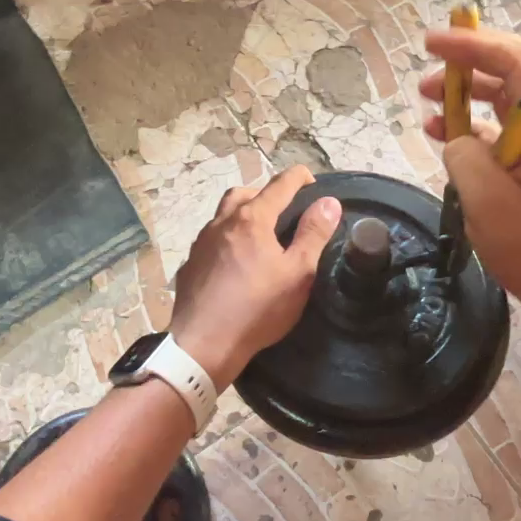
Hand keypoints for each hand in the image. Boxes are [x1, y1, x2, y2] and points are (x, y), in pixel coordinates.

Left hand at [169, 165, 342, 389]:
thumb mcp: (297, 273)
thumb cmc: (257, 309)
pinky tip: (235, 258)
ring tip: (260, 232)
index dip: (299, 178)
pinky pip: (211, 238)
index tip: (312, 180)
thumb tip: (328, 202)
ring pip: (223, 214)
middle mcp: (222, 222)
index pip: (279, 185)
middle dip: (266, 192)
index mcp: (251, 219)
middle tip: (284, 209)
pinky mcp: (191, 263)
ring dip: (243, 212)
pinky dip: (227, 237)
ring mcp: (202, 242)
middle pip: (245, 193)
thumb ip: (313, 234)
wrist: (204, 343)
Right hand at [419, 29, 520, 329]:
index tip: (430, 42)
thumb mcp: (488, 205)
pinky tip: (442, 132)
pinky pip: (506, 126)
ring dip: (470, 87)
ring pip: (511, 93)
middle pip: (520, 64)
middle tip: (433, 58)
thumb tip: (455, 136)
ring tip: (426, 97)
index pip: (514, 61)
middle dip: (475, 54)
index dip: (471, 44)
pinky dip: (474, 120)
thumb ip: (463, 156)